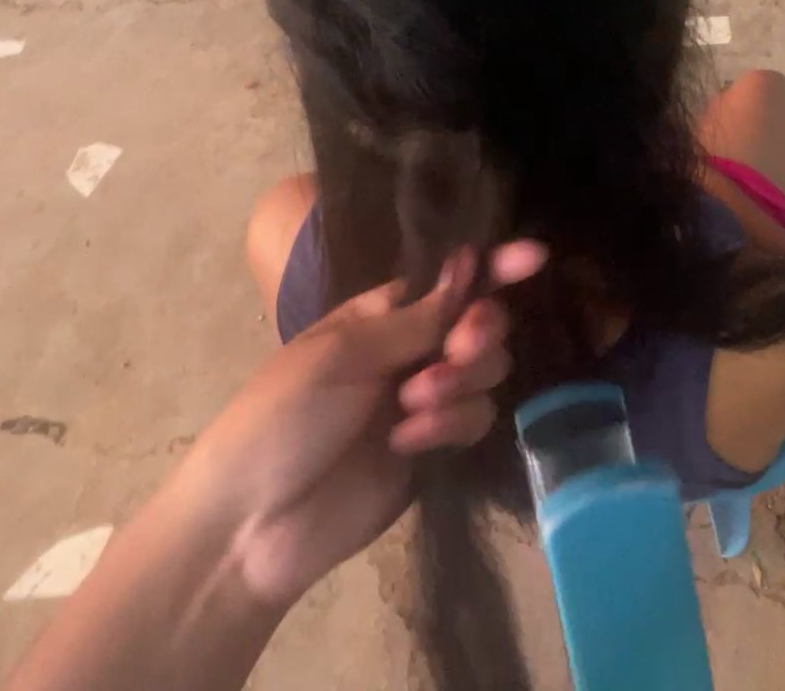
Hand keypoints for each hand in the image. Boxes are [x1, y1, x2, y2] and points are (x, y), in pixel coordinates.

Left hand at [170, 242, 545, 607]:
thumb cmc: (280, 418)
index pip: (449, 279)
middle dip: (478, 331)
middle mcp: (411, 349)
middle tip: (459, 348)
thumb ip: (416, 317)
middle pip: (480, 322)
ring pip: (486, 371)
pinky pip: (475, 419)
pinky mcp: (435, 446)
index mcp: (381, 315)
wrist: (251, 526)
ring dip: (459, 383)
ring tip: (412, 406)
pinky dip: (449, 425)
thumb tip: (467, 265)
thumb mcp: (340, 354)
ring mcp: (425, 399)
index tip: (534, 258)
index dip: (493, 266)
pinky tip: (409, 443)